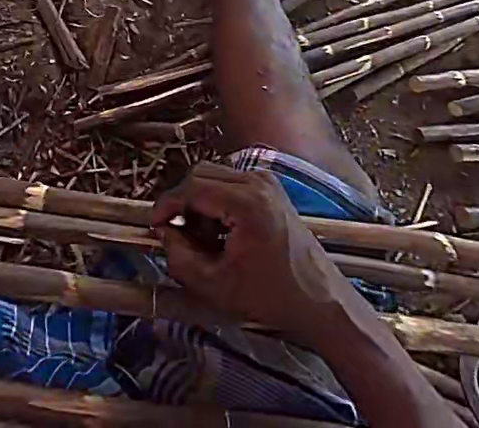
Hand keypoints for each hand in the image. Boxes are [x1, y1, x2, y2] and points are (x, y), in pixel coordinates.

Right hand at [151, 163, 351, 330]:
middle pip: (200, 174)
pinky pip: (230, 181)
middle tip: (182, 234)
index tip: (155, 223)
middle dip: (184, 202)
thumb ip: (179, 257)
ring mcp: (266, 181)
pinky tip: (224, 232)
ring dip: (201, 202)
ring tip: (207, 238)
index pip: (191, 187)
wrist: (323, 304)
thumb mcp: (216, 285)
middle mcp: (257, 181)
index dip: (167, 204)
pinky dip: (218, 200)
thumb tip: (163, 233)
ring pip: (213, 176)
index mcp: (246, 202)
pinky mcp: (271, 187)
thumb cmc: (273, 297)